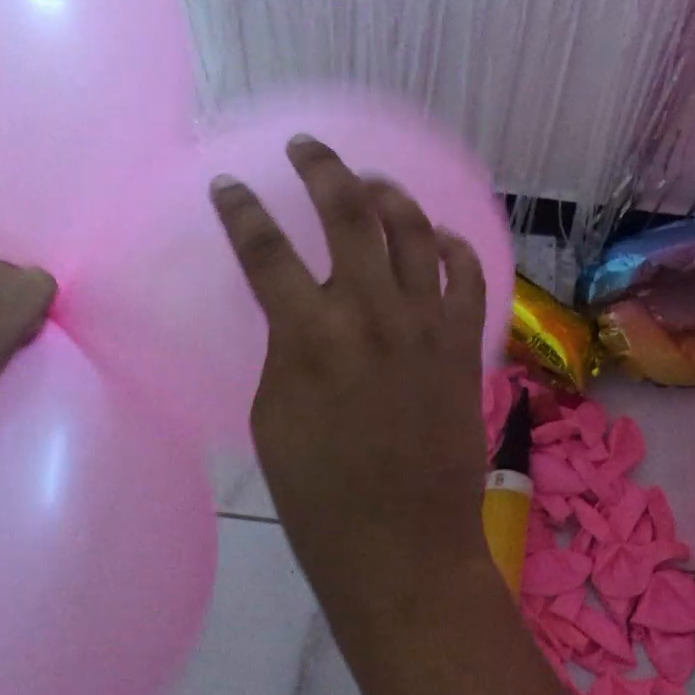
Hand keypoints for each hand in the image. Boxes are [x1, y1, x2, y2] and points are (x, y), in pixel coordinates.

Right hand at [210, 136, 493, 608]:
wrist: (404, 548)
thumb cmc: (320, 496)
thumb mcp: (273, 416)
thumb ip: (286, 346)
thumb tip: (300, 307)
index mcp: (310, 336)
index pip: (265, 250)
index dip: (241, 210)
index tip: (228, 184)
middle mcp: (371, 312)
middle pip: (348, 212)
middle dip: (321, 167)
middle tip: (306, 146)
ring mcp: (426, 322)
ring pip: (413, 227)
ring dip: (388, 193)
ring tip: (369, 181)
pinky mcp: (463, 342)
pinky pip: (466, 272)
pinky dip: (450, 246)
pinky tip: (434, 237)